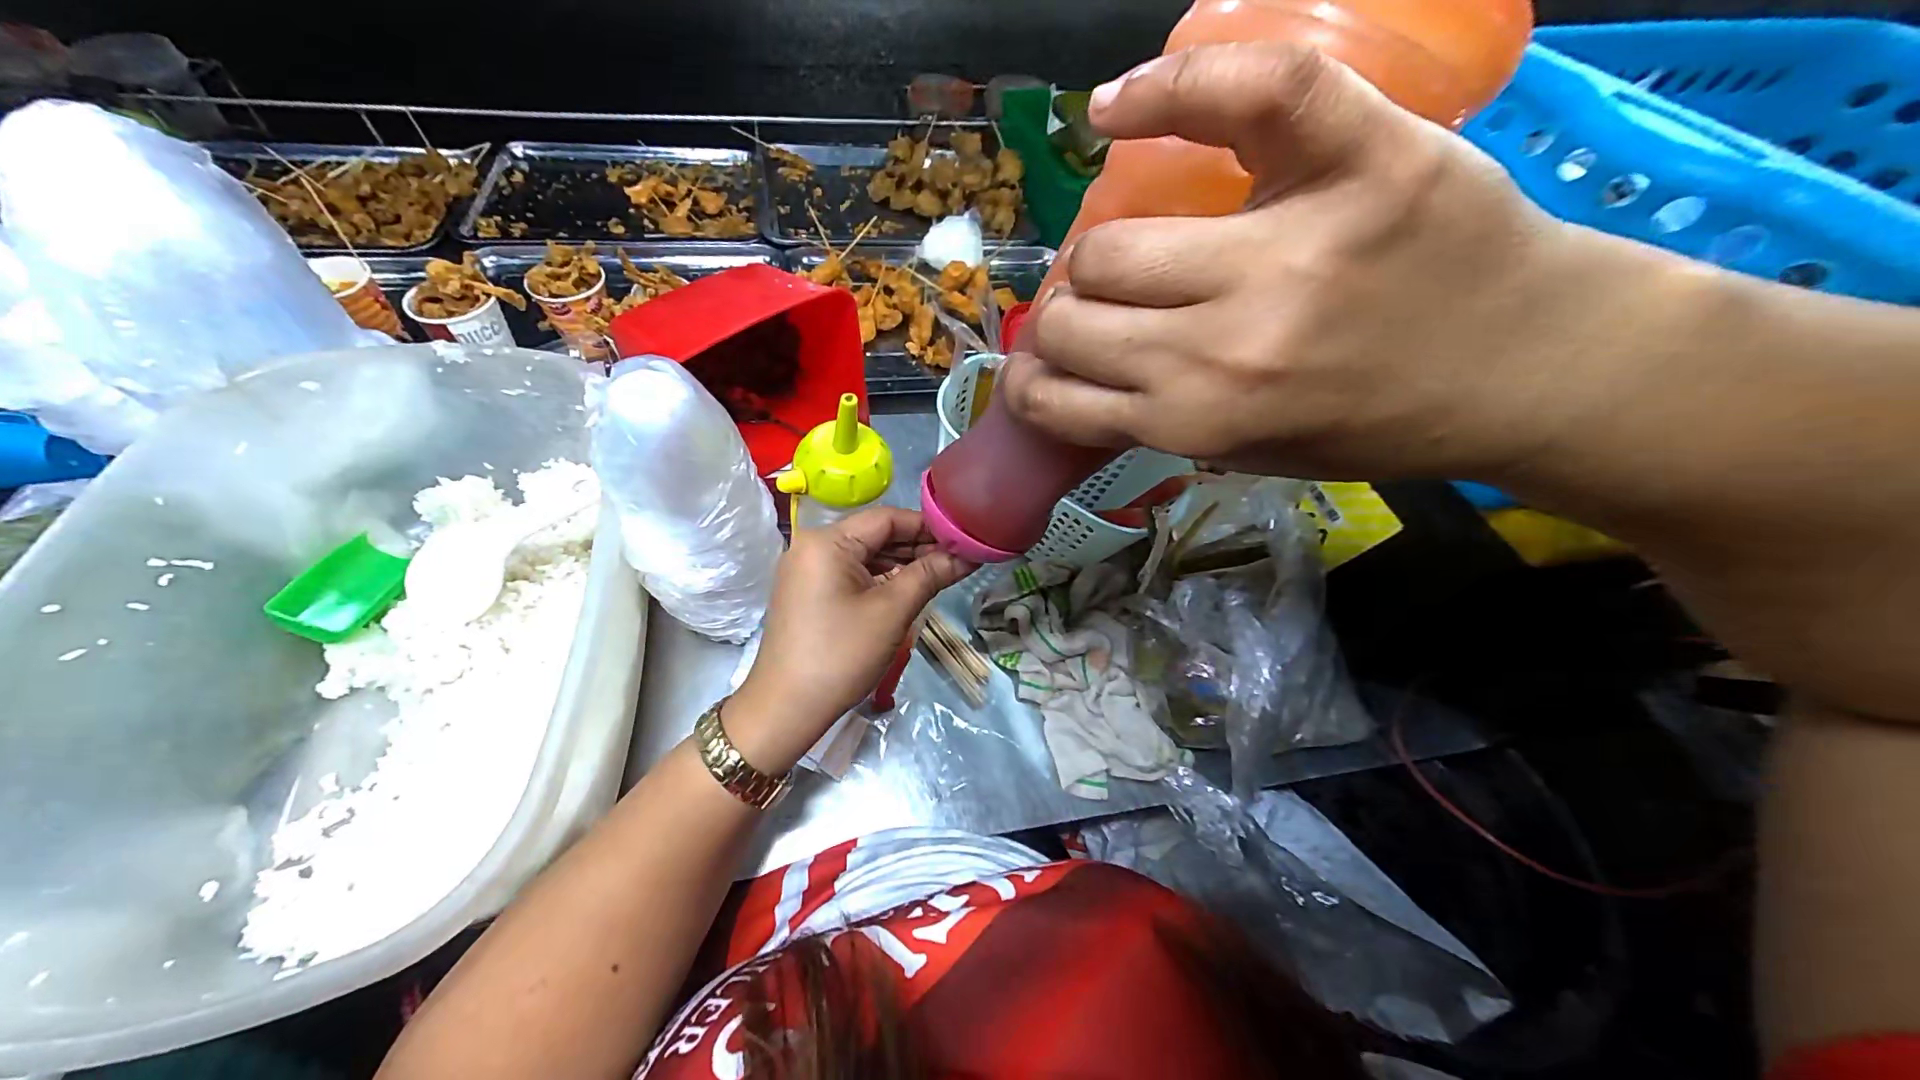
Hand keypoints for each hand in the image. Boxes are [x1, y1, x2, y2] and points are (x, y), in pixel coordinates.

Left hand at [727, 507, 975, 772]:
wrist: (786, 708)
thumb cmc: (841, 654)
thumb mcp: (892, 611)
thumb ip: (931, 575)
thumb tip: (969, 556)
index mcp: (827, 541)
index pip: (887, 518)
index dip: (929, 526)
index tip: (963, 539)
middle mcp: (812, 546)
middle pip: (875, 535)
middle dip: (918, 547)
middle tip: (960, 560)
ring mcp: (807, 571)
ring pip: (865, 556)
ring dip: (902, 565)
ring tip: (943, 576)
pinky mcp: (808, 593)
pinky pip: (851, 575)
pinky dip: (881, 580)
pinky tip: (910, 590)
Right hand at [1001, 42, 1642, 482]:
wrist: (1529, 370)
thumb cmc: (1375, 425)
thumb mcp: (1245, 455)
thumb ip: (1153, 421)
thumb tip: (1069, 372)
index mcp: (1202, 421)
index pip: (1057, 391)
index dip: (1032, 381)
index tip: (1042, 370)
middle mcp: (1229, 343)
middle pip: (1073, 308)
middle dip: (1064, 317)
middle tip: (1091, 312)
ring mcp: (1295, 243)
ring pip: (1111, 236)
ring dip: (1093, 250)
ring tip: (1119, 252)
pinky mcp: (1363, 155)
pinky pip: (1245, 91)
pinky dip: (1169, 88)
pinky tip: (1115, 110)